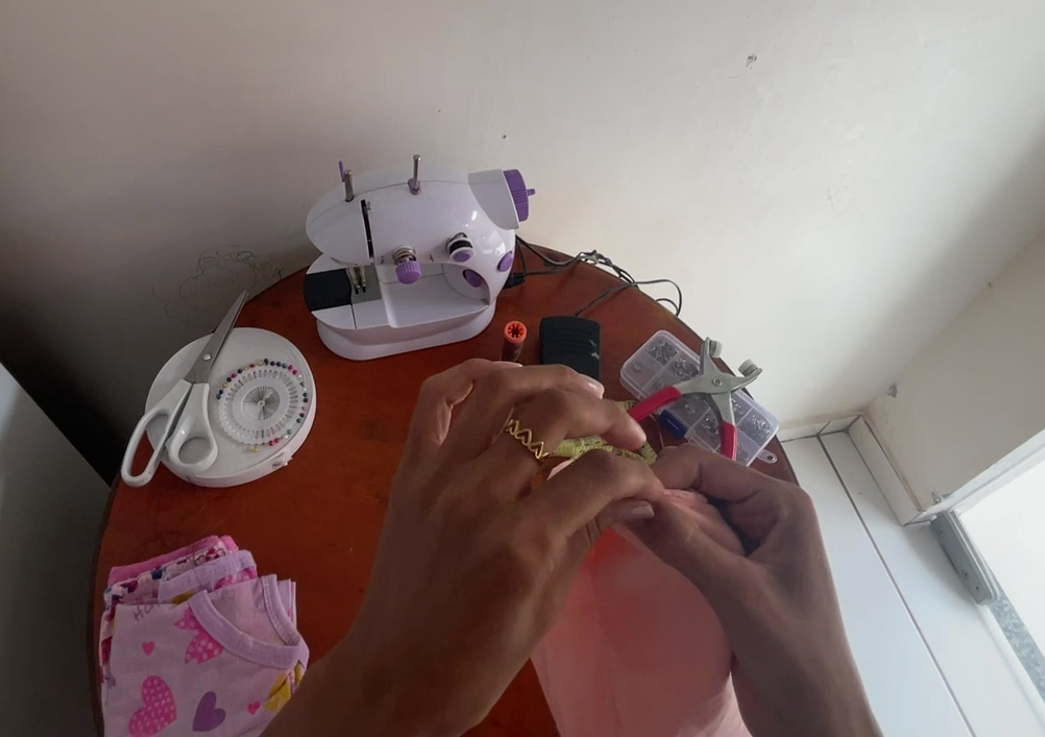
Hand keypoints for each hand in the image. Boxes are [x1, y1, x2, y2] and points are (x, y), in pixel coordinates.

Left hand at [265, 360, 660, 736]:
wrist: (396, 672)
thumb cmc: (479, 657)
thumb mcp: (549, 604)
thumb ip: (589, 533)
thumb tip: (639, 493)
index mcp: (522, 543)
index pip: (598, 475)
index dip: (636, 470)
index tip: (649, 475)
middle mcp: (479, 493)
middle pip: (551, 414)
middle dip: (602, 411)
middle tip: (625, 425)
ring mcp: (439, 472)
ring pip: (497, 389)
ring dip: (547, 377)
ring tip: (580, 388)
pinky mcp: (410, 466)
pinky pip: (437, 398)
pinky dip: (472, 372)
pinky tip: (508, 376)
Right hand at [629, 445, 880, 736]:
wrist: (814, 721)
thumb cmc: (792, 653)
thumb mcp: (737, 593)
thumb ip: (685, 543)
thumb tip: (633, 499)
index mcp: (779, 502)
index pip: (705, 464)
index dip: (663, 474)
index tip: (625, 498)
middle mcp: (763, 510)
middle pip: (695, 481)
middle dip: (659, 494)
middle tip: (619, 515)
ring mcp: (748, 538)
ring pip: (689, 508)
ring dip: (659, 517)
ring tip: (625, 530)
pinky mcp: (733, 566)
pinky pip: (691, 536)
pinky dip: (666, 539)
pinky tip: (643, 550)